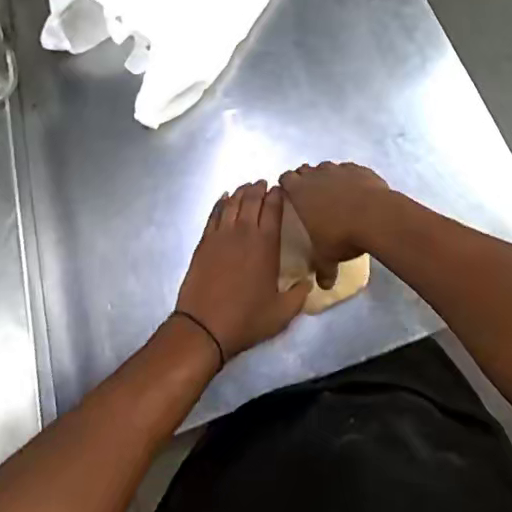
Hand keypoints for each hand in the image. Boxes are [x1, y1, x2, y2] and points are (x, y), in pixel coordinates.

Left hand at [174, 181, 309, 359]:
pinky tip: (224, 198)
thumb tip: (308, 283)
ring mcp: (221, 236)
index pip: (274, 209)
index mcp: (266, 244)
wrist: (203, 328)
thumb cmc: (246, 319)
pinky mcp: (204, 243)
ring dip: (241, 192)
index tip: (280, 190)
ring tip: (246, 187)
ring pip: (232, 204)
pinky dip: (220, 203)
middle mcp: (244, 233)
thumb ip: (299, 295)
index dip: (278, 196)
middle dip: (259, 189)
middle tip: (264, 183)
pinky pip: (214, 215)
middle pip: (252, 200)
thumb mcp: (282, 313)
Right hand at [278, 162, 395, 287]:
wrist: (376, 216)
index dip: (287, 185)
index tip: (290, 195)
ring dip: (327, 177)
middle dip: (305, 179)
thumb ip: (323, 270)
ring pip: (327, 167)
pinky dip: (349, 177)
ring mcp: (339, 169)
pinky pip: (349, 170)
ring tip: (334, 194)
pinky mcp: (359, 169)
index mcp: (300, 191)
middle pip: (304, 170)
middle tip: (311, 197)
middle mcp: (317, 175)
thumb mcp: (327, 257)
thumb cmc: (341, 235)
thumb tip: (324, 286)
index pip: (286, 179)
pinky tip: (356, 191)